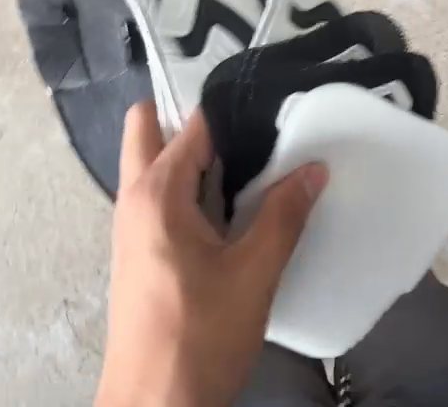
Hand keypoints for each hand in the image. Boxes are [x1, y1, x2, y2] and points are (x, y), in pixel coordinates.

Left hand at [94, 101, 327, 406]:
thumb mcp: (254, 275)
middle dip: (193, 119)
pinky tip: (233, 209)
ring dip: (193, 155)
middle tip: (246, 133)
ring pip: (154, 163)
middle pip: (149, 127)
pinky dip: (190, 187)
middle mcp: (135, 198)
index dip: (234, 111)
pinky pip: (161, 195)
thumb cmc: (198, 338)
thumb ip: (284, 214)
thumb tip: (315, 167)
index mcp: (158, 192)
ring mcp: (132, 226)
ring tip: (251, 165)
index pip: (194, 123)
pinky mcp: (139, 251)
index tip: (272, 109)